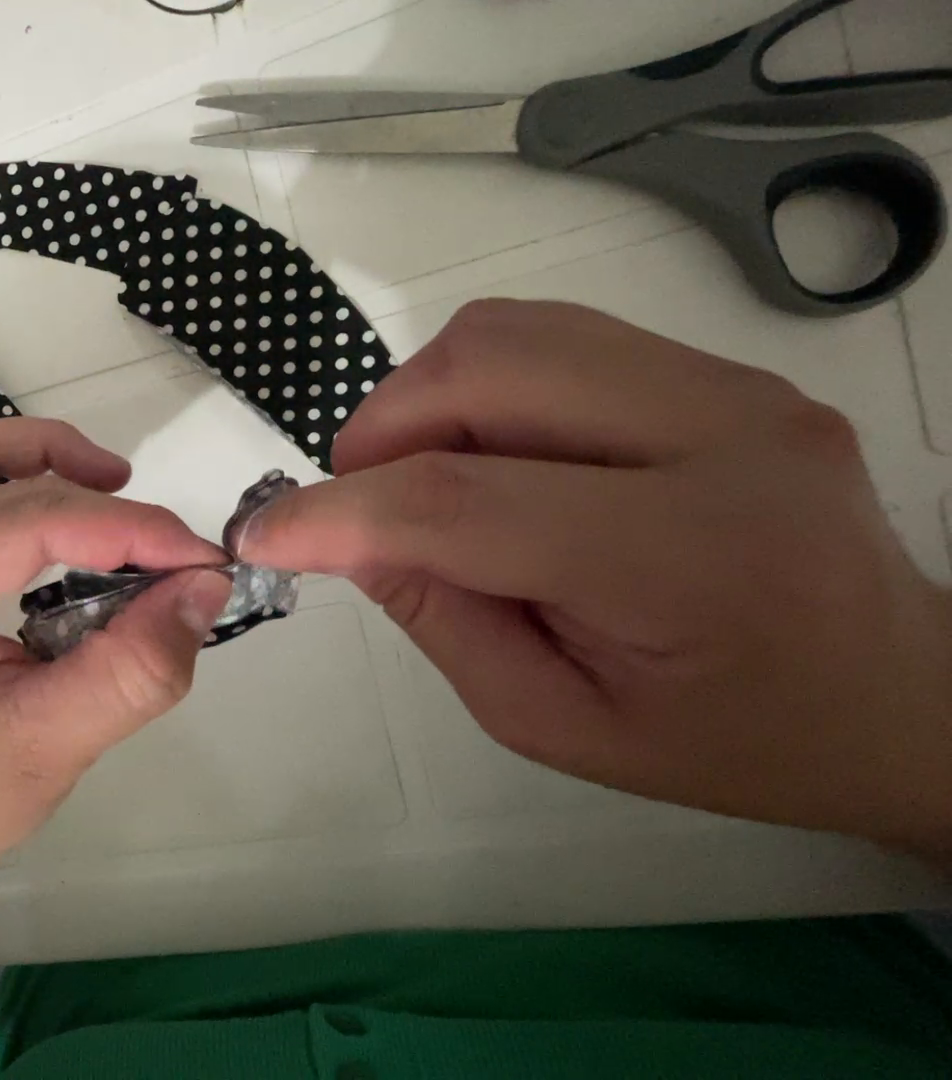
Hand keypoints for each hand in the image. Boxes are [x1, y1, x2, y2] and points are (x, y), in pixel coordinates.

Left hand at [0, 419, 232, 914]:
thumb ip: (129, 672)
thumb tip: (204, 589)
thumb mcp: (45, 750)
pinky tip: (43, 515)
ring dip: (44, 463)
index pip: (24, 523)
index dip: (124, 528)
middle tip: (170, 553)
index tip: (203, 558)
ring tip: (115, 494)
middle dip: (97, 504)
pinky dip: (6, 483)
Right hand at [238, 299, 951, 853]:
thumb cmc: (718, 736)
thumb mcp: (549, 718)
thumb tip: (344, 535)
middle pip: (483, 369)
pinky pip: (545, 337)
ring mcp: (730, 384)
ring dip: (419, 402)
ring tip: (423, 480)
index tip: (261, 534)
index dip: (333, 512)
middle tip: (363, 509)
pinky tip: (483, 452)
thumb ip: (435, 615)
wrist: (896, 694)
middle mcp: (722, 437)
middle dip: (378, 434)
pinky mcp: (717, 366)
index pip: (459, 501)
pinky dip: (471, 387)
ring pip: (505, 333)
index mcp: (685, 560)